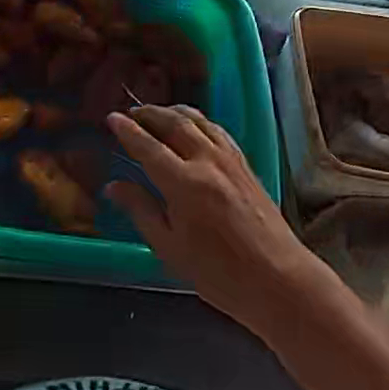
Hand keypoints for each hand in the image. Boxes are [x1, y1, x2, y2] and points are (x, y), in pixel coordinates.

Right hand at [105, 105, 335, 337]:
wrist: (277, 277)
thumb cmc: (218, 273)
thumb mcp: (169, 247)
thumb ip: (141, 210)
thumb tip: (114, 186)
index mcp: (184, 183)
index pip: (148, 147)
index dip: (128, 131)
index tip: (112, 118)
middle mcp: (207, 161)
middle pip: (174, 124)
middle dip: (150, 114)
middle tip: (132, 112)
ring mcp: (230, 160)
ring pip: (198, 121)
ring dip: (174, 112)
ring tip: (158, 113)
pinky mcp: (245, 164)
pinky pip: (217, 130)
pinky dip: (199, 121)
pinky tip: (194, 126)